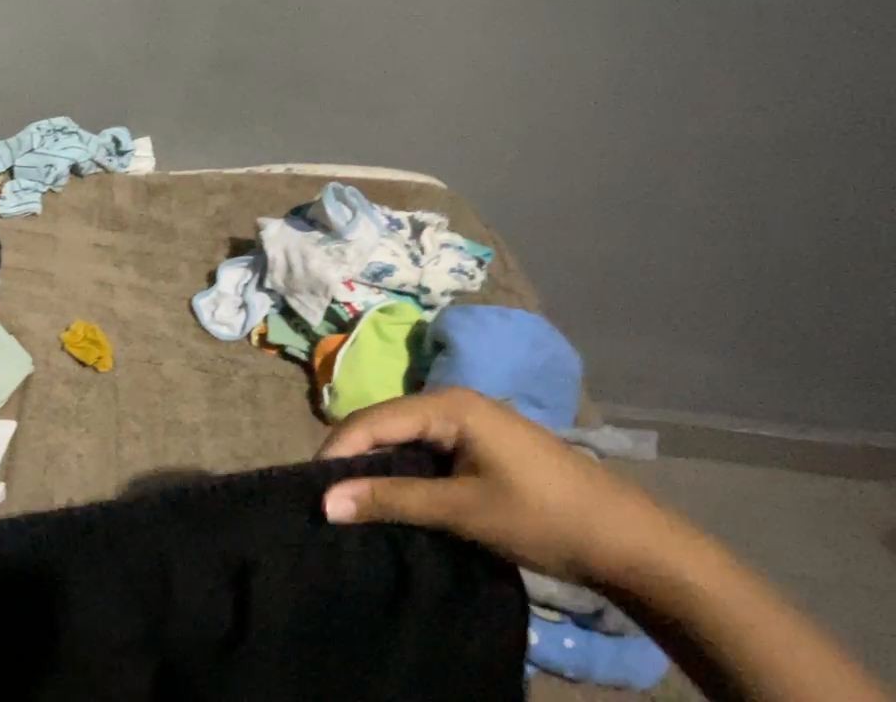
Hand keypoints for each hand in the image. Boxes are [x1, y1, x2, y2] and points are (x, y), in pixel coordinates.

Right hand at [316, 388, 682, 586]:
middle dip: (353, 459)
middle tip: (328, 498)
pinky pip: (424, 451)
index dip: (337, 452)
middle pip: (383, 425)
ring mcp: (470, 423)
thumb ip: (391, 500)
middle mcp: (453, 402)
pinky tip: (393, 498)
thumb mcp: (462, 510)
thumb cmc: (547, 518)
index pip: (371, 420)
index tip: (312, 490)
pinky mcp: (480, 446)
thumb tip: (324, 502)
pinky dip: (404, 473)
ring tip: (352, 500)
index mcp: (448, 404)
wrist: (637, 546)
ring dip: (377, 468)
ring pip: (402, 439)